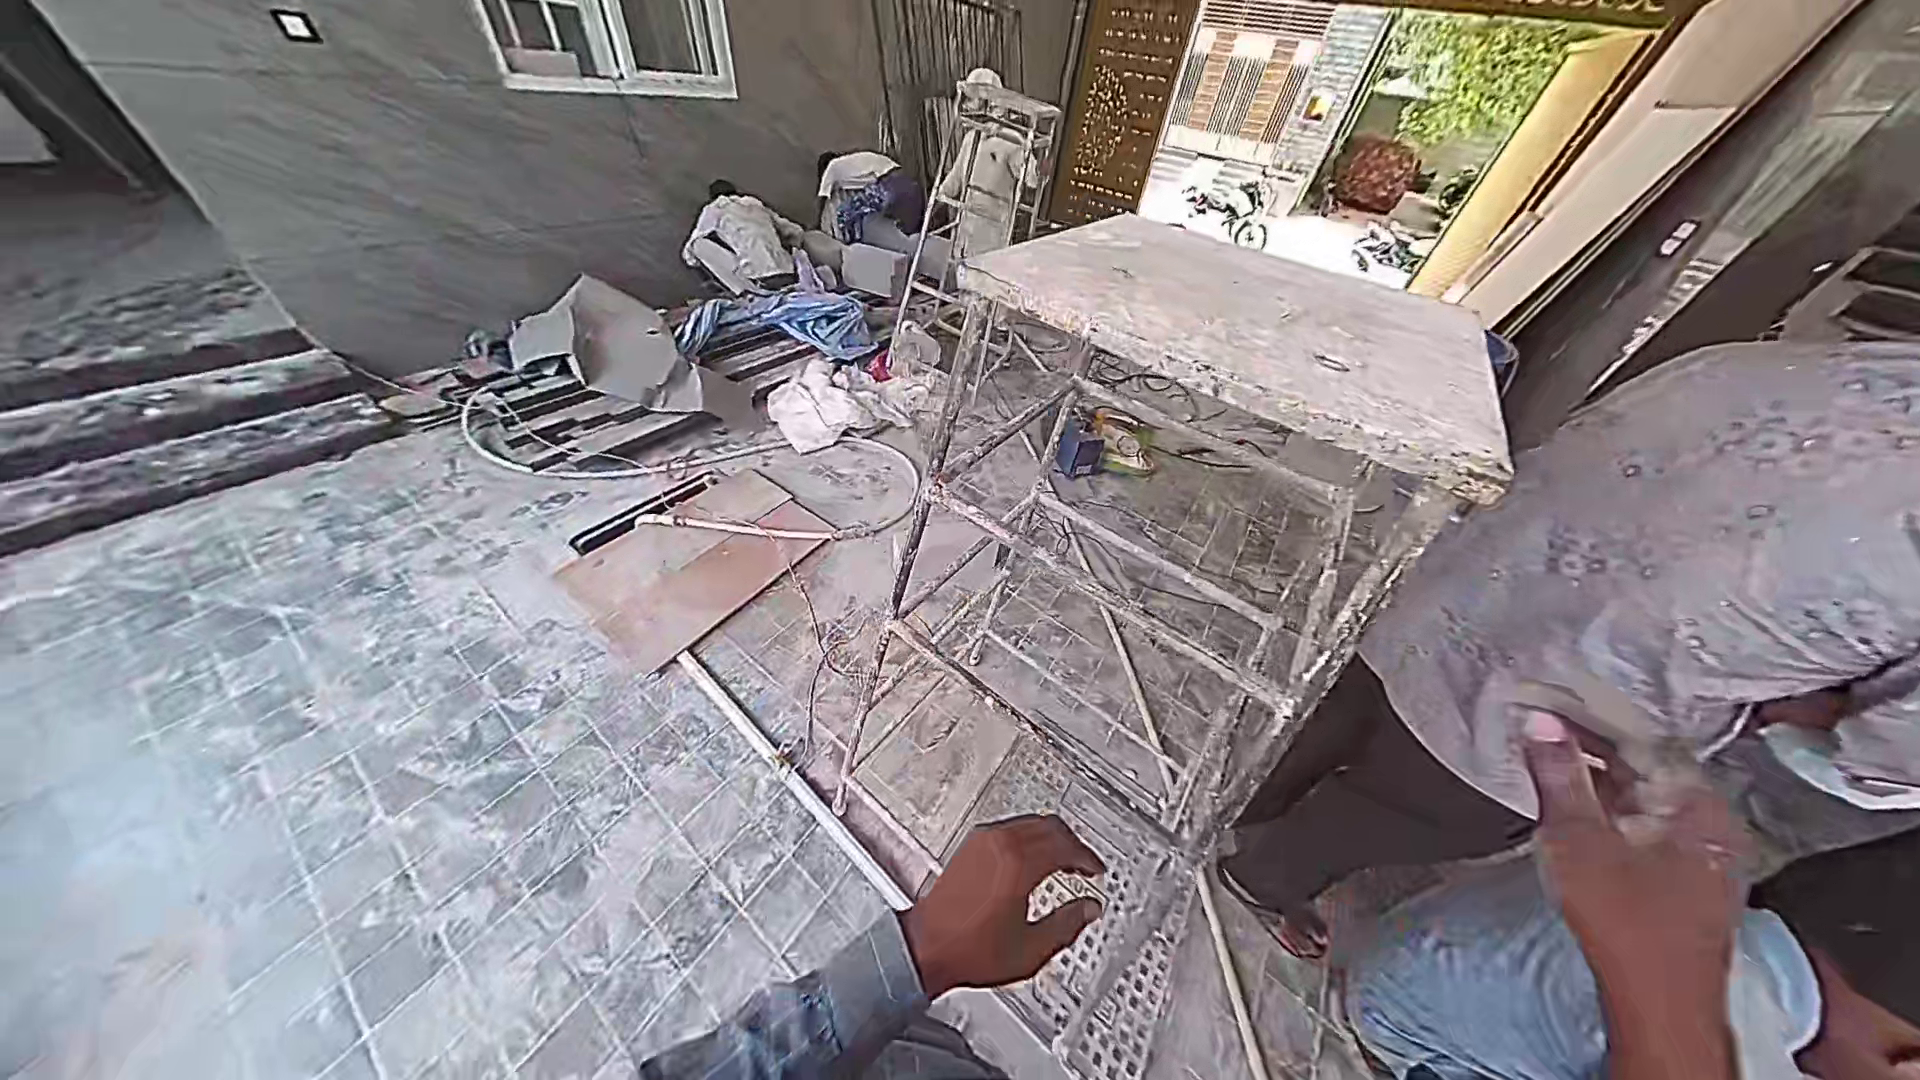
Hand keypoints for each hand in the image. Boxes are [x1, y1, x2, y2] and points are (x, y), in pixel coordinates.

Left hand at [900, 815, 1105, 998]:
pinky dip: (1032, 835)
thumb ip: (1066, 925)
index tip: (1096, 869)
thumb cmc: (969, 948)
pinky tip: (1035, 857)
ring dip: (1052, 837)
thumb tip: (1089, 909)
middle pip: (1049, 825)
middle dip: (1073, 843)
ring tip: (1064, 861)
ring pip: (1031, 822)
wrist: (928, 944)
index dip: (1086, 856)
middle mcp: (1000, 842)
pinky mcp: (973, 841)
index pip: (1064, 845)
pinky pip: (1012, 826)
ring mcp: (984, 838)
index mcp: (1017, 864)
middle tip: (1085, 863)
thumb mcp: (1030, 949)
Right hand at [1519, 709, 1744, 998]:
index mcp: (1697, 808)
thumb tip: (1538, 717)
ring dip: (1588, 769)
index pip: (1640, 740)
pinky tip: (1562, 791)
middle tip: (1532, 719)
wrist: (1651, 988)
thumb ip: (1558, 773)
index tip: (1543, 696)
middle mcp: (1706, 821)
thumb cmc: (1617, 908)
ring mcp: (1692, 846)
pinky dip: (1598, 795)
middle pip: (1641, 763)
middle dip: (1585, 740)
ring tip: (1537, 748)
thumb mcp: (1576, 833)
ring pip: (1635, 789)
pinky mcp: (1674, 864)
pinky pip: (1633, 811)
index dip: (1589, 715)